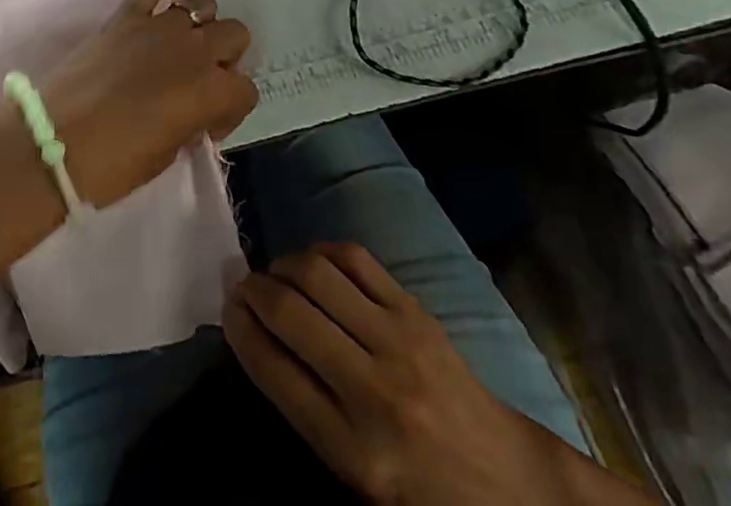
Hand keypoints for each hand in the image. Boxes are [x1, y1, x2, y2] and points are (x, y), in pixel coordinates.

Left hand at [30, 0, 256, 206]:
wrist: (52, 143)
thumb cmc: (114, 164)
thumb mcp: (166, 155)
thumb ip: (190, 125)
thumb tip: (193, 116)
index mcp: (210, 91)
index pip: (245, 90)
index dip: (232, 110)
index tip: (209, 126)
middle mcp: (194, 51)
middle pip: (235, 35)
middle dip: (226, 58)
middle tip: (203, 81)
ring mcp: (159, 27)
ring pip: (203, 4)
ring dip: (202, 24)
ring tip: (184, 46)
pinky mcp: (125, 16)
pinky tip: (166, 7)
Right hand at [226, 244, 654, 505]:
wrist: (502, 474)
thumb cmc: (414, 480)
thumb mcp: (349, 467)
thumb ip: (301, 404)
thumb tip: (255, 333)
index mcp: (349, 447)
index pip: (272, 369)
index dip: (239, 328)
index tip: (228, 310)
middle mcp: (372, 389)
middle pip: (289, 313)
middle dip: (253, 291)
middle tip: (243, 288)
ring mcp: (399, 341)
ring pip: (318, 275)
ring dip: (282, 265)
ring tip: (275, 274)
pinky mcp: (417, 310)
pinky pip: (355, 259)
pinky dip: (321, 251)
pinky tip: (312, 262)